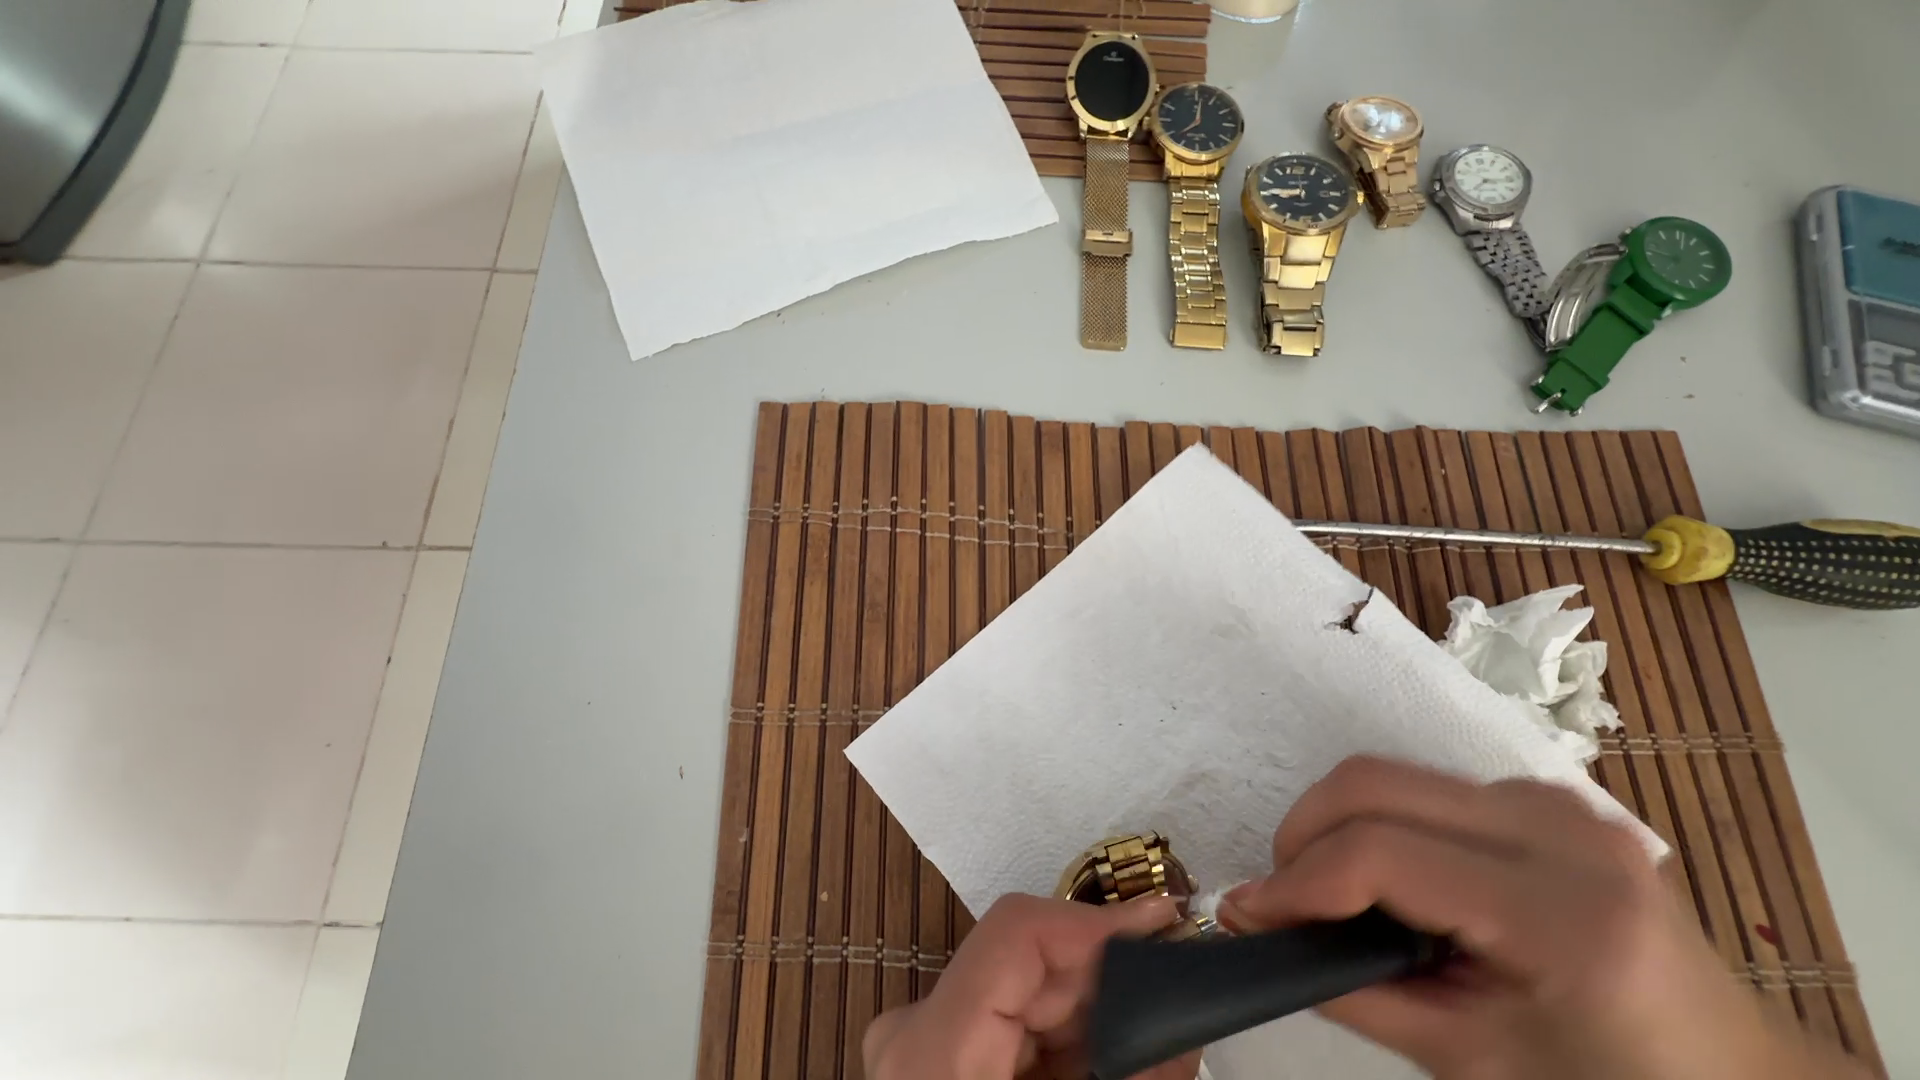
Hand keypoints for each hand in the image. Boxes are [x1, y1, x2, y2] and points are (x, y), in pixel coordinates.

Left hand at [863, 892, 1202, 1079]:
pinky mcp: (937, 1060)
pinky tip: (1109, 1067)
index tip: (1167, 929)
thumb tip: (1185, 1029)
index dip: (1096, 924)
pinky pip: (1015, 1029)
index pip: (1018, 934)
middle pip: (1027, 966)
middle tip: (1180, 1001)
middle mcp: (916, 1028)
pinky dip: (1068, 1045)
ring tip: (1148, 1053)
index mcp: (933, 1047)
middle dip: (1110, 982)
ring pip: (1027, 996)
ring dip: (1095, 1019)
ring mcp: (921, 1043)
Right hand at [1216, 757, 1868, 1079]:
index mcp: (1563, 914)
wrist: (1733, 1077)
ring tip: (1327, 891)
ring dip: (1334, 823)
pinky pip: (1426, 787)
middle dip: (1301, 834)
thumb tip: (1257, 931)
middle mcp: (1562, 829)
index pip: (1383, 855)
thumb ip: (1354, 991)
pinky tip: (1386, 879)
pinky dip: (1377, 822)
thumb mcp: (1470, 1060)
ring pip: (1391, 774)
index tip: (1247, 914)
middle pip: (1374, 783)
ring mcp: (1558, 800)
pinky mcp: (1547, 795)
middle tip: (1279, 897)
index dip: (1297, 882)